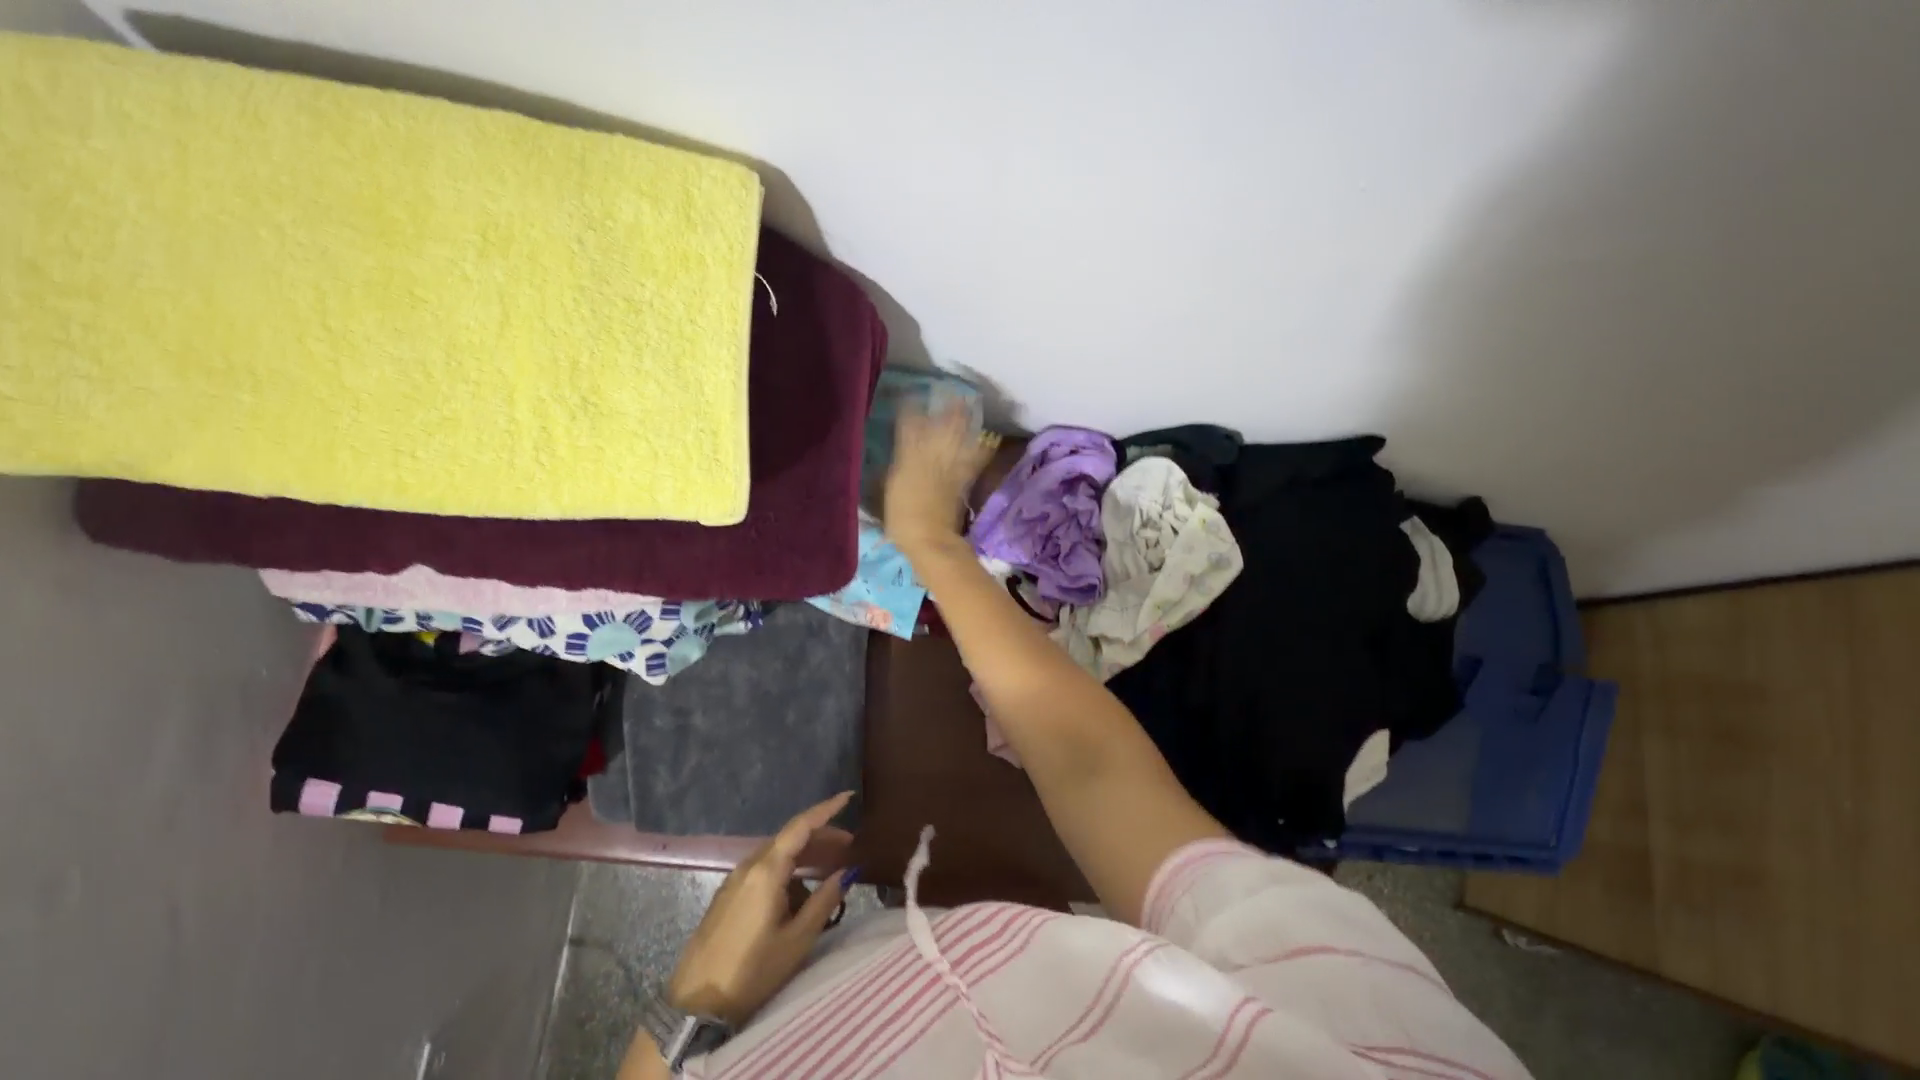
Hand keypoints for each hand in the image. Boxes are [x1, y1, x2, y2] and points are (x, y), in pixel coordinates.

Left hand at [666, 792, 856, 1026]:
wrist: (698, 1002)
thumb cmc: (753, 970)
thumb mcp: (798, 939)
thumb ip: (825, 901)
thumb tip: (846, 873)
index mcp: (766, 871)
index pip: (800, 827)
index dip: (825, 810)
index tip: (848, 797)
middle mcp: (748, 867)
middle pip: (789, 839)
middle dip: (820, 837)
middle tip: (850, 847)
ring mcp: (734, 881)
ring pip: (776, 855)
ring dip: (804, 856)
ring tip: (831, 870)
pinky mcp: (728, 896)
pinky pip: (763, 871)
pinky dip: (787, 871)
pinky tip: (801, 892)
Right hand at [885, 400, 998, 557]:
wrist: (930, 540)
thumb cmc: (901, 520)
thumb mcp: (888, 492)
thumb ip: (891, 473)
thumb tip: (894, 460)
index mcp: (907, 461)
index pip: (908, 429)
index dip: (910, 411)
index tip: (910, 397)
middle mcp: (929, 459)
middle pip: (938, 429)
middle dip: (944, 410)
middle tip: (952, 391)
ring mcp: (948, 469)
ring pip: (956, 439)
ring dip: (963, 421)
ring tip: (969, 404)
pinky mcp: (961, 481)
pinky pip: (972, 460)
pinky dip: (980, 448)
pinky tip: (987, 437)